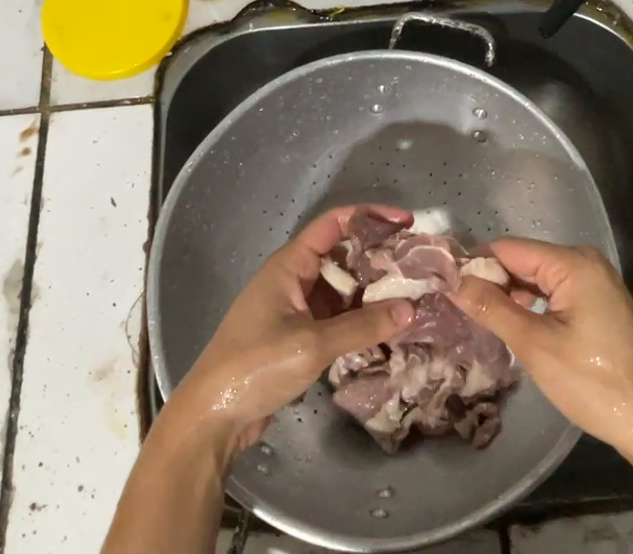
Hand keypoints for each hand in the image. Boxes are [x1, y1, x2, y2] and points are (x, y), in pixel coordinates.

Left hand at [162, 204, 416, 458]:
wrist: (213, 415)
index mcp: (289, 265)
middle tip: (419, 267)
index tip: (407, 223)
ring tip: (413, 298)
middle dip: (378, 258)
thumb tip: (410, 309)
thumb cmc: (255, 365)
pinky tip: (387, 330)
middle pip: (341, 256)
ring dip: (371, 293)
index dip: (369, 217)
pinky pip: (335, 318)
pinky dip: (359, 321)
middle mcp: (291, 279)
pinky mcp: (296, 337)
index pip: (333, 224)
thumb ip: (362, 326)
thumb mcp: (312, 344)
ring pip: (341, 290)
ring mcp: (293, 309)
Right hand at [450, 238, 632, 457]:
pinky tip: (518, 330)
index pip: (507, 249)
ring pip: (537, 278)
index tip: (446, 289)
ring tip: (485, 324)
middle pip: (523, 260)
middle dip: (492, 282)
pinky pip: (555, 292)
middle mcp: (586, 262)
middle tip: (461, 312)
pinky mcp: (601, 305)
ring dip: (511, 297)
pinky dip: (533, 306)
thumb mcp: (535, 346)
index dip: (474, 266)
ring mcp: (597, 283)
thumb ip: (492, 308)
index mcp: (573, 264)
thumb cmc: (595, 384)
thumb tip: (452, 281)